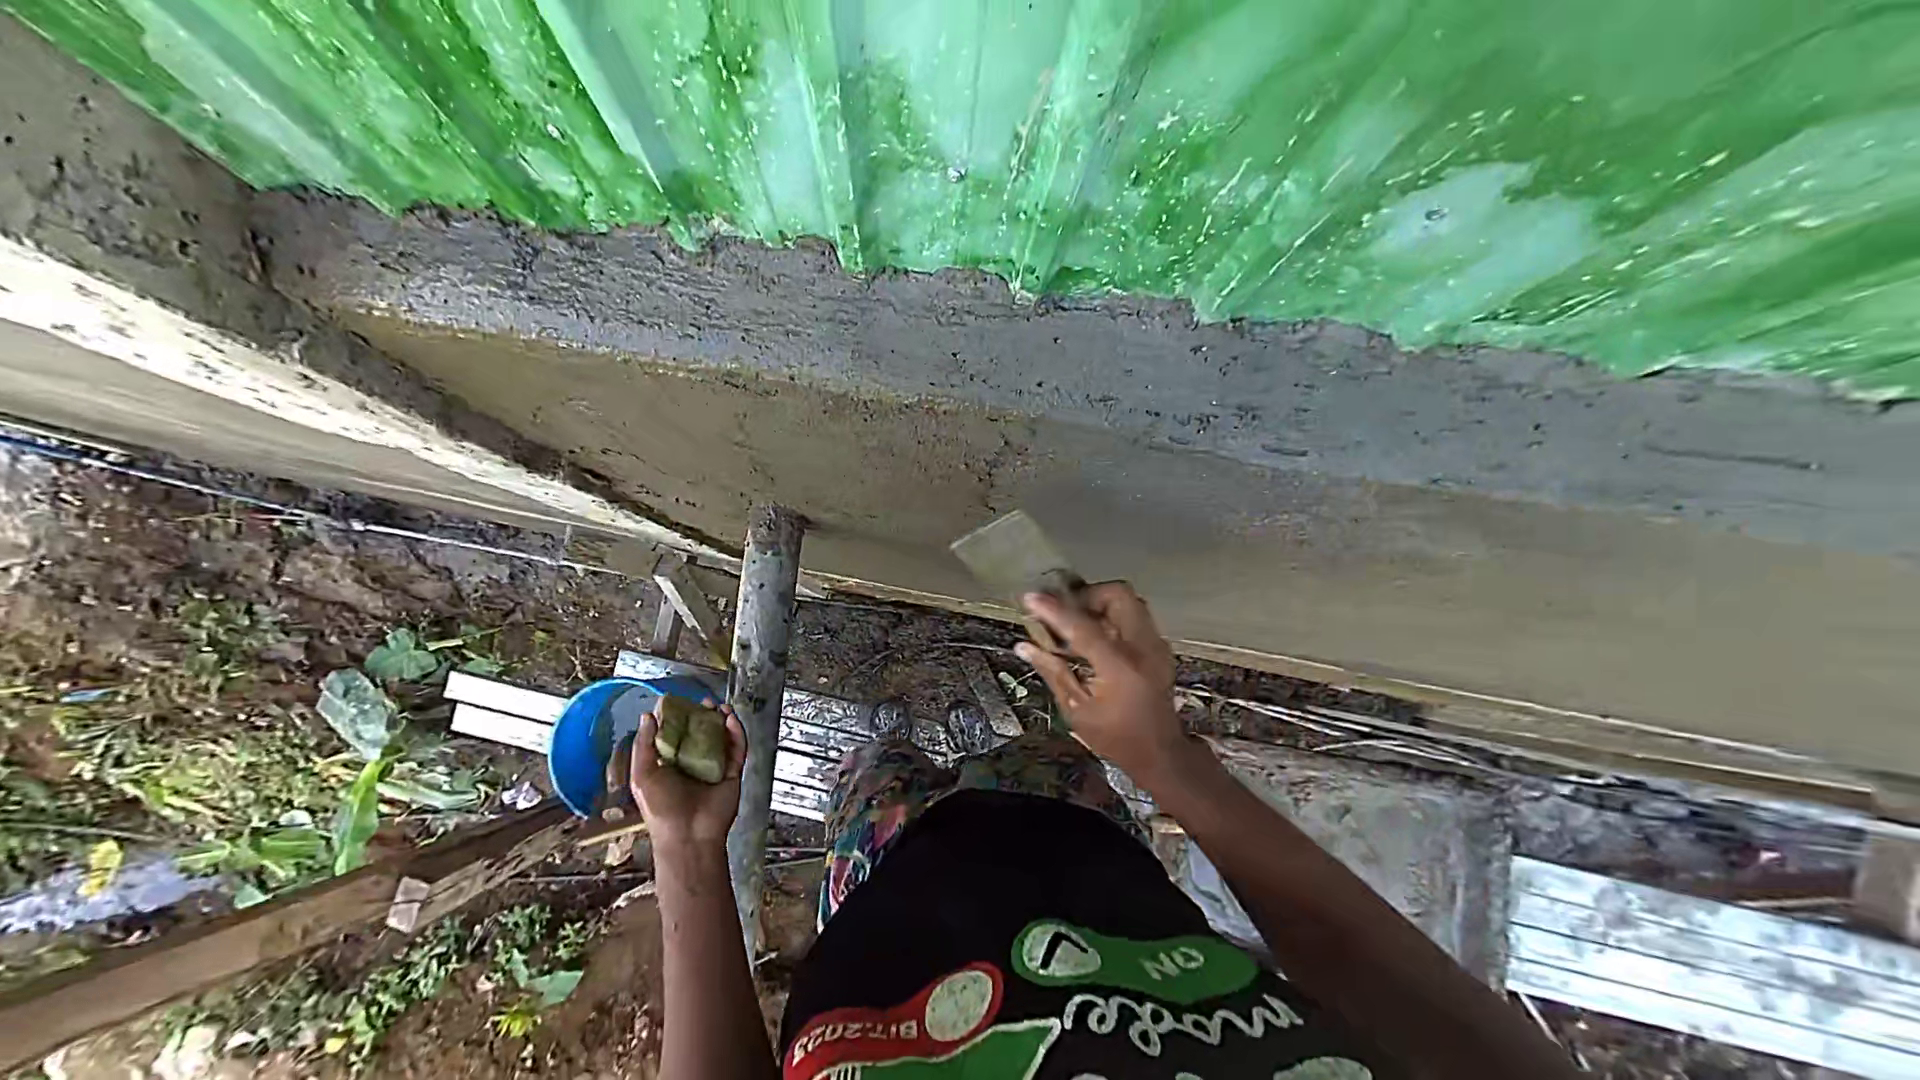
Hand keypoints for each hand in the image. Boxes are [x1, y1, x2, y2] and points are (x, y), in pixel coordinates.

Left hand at [631, 703, 747, 848]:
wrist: (689, 835)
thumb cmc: (660, 808)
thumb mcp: (642, 775)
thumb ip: (643, 745)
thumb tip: (647, 716)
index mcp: (671, 764)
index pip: (677, 735)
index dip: (680, 717)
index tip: (680, 702)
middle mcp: (694, 763)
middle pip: (702, 733)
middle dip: (704, 716)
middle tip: (705, 702)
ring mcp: (715, 767)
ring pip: (722, 738)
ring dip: (722, 720)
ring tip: (719, 707)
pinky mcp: (733, 772)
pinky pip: (738, 749)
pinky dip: (737, 733)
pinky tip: (731, 720)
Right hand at [1015, 582, 1187, 781]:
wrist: (1160, 753)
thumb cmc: (1115, 738)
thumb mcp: (1077, 711)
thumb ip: (1053, 672)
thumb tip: (1024, 646)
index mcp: (1120, 667)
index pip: (1083, 626)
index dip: (1054, 610)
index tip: (1031, 598)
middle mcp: (1143, 648)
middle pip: (1118, 595)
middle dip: (1087, 596)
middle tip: (1065, 612)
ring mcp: (1156, 645)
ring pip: (1129, 602)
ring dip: (1100, 605)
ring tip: (1077, 624)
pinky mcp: (1160, 647)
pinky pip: (1135, 617)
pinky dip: (1112, 617)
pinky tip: (1095, 638)